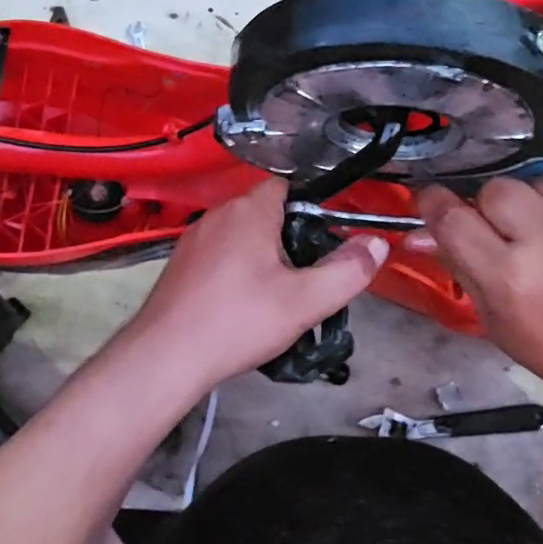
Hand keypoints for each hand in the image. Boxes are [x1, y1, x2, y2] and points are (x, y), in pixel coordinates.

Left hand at [123, 180, 389, 387]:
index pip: (289, 187)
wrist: (165, 356)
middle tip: (308, 276)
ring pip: (241, 237)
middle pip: (266, 213)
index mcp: (249, 211)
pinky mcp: (179, 265)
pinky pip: (219, 256)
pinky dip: (236, 272)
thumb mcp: (305, 302)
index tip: (328, 239)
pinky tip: (243, 307)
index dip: (313, 208)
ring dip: (263, 257)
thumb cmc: (237, 322)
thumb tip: (377, 244)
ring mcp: (193, 239)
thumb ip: (346, 272)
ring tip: (278, 296)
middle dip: (291, 237)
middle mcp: (218, 215)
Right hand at [407, 171, 542, 412]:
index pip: (452, 218)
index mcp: (511, 280)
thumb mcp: (498, 322)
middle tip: (509, 233)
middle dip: (494, 208)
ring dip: (541, 203)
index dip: (435, 203)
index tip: (434, 200)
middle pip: (497, 190)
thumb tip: (419, 231)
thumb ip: (460, 268)